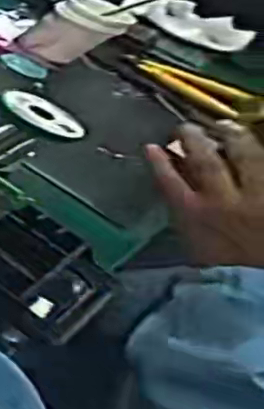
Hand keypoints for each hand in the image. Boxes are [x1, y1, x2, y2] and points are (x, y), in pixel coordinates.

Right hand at [146, 121, 263, 268]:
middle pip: (207, 164)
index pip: (170, 178)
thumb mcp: (195, 245)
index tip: (154, 146)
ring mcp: (259, 199)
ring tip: (228, 128)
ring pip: (246, 161)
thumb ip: (192, 222)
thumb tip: (183, 201)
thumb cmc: (225, 268)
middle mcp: (223, 199)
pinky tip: (261, 151)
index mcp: (193, 211)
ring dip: (235, 142)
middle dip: (197, 143)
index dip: (160, 161)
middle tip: (191, 126)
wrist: (259, 282)